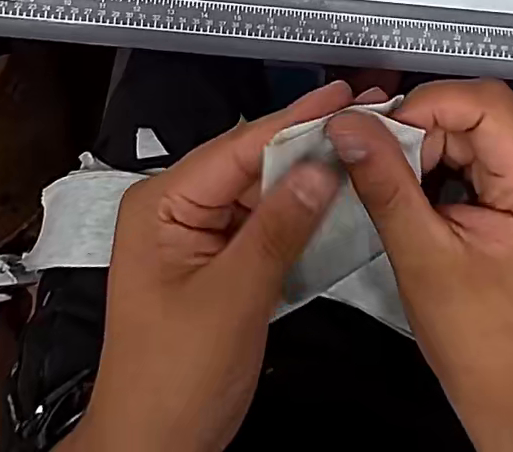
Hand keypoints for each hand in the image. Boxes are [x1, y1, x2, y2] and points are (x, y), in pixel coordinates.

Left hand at [61, 81, 368, 451]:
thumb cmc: (177, 377)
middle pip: (250, 160)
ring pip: (260, 186)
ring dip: (306, 171)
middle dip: (306, 139)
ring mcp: (197, 227)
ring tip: (356, 144)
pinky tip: (333, 190)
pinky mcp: (217, 252)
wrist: (151, 450)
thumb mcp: (233, 299)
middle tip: (361, 113)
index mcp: (162, 201)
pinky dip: (297, 208)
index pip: (238, 146)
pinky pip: (262, 217)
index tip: (342, 95)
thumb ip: (278, 228)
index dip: (295, 118)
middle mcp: (177, 203)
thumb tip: (321, 166)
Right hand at [327, 79, 512, 451]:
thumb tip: (346, 123)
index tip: (378, 130)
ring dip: (427, 146)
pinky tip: (419, 189)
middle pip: (480, 115)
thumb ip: (384, 182)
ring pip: (475, 130)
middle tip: (375, 157)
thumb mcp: (421, 258)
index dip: (428, 104)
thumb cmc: (475, 341)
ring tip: (395, 180)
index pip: (489, 105)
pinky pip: (480, 152)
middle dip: (421, 129)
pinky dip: (441, 161)